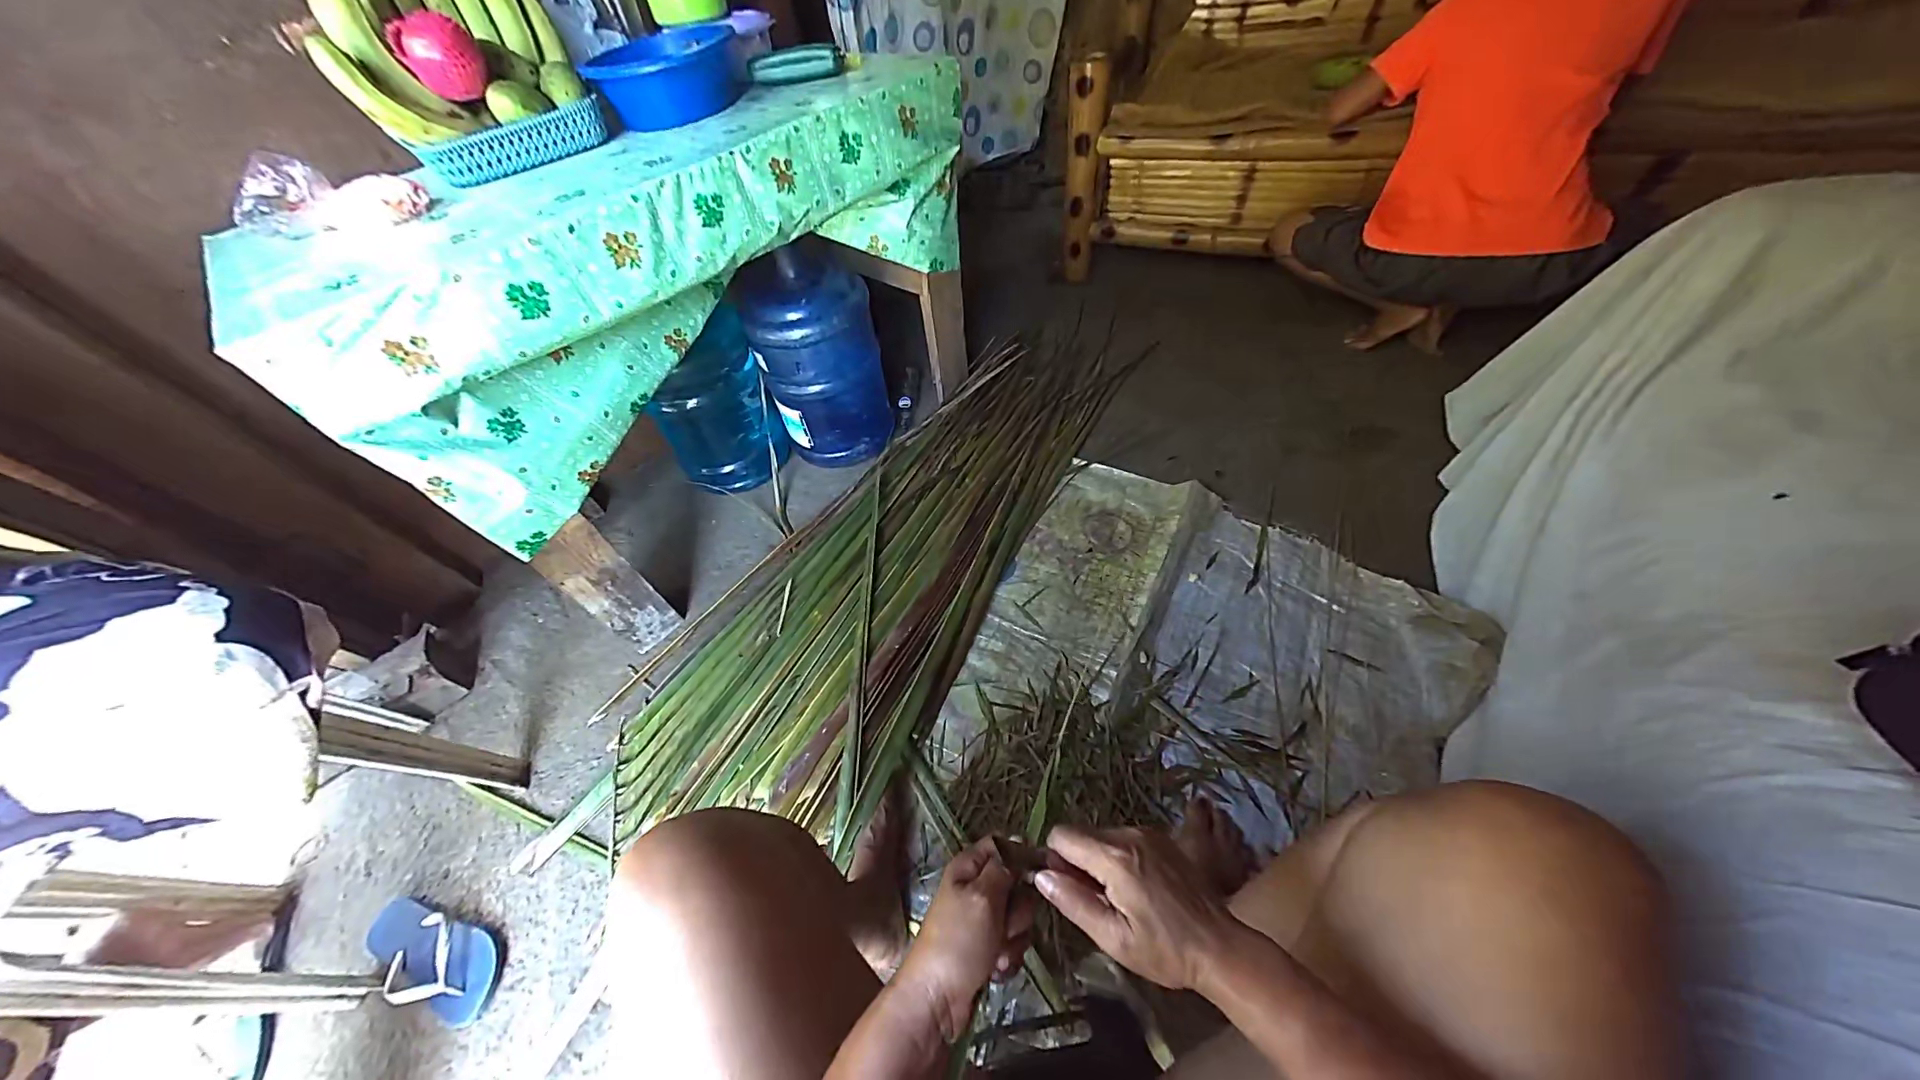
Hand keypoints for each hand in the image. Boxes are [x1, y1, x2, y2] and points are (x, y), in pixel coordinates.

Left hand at [895, 838, 1034, 1040]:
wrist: (937, 1001)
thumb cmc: (958, 941)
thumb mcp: (982, 896)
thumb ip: (1004, 868)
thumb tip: (1020, 842)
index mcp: (968, 867)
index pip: (1003, 845)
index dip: (1023, 856)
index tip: (1040, 872)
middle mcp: (977, 888)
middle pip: (1018, 884)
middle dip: (1017, 910)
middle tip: (1001, 925)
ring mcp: (983, 920)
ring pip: (1020, 917)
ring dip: (1013, 939)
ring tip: (995, 953)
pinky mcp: (989, 947)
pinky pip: (1015, 943)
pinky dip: (1009, 957)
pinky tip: (994, 969)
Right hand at [1035, 825, 1242, 990]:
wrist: (1219, 946)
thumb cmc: (1165, 951)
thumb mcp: (1113, 938)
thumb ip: (1073, 902)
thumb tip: (1041, 875)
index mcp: (1115, 857)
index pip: (1061, 835)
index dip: (1055, 860)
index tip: (1068, 888)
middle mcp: (1130, 834)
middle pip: (1081, 834)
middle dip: (1077, 863)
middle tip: (1097, 901)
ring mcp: (1148, 832)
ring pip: (1101, 836)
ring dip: (1099, 861)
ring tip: (1121, 898)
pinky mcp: (1161, 838)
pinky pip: (1122, 839)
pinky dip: (1118, 858)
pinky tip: (1137, 889)